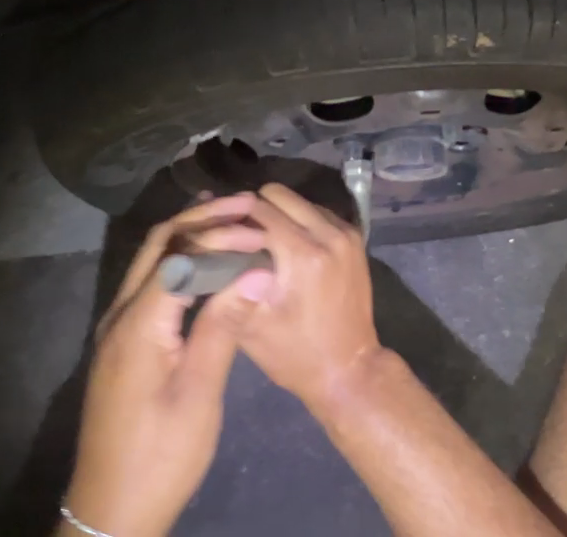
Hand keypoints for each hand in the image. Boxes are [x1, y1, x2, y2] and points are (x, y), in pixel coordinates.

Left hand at [64, 195, 268, 535]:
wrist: (111, 509)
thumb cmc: (162, 454)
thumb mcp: (200, 392)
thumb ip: (224, 324)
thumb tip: (257, 271)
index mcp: (137, 323)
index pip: (181, 254)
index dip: (223, 235)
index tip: (263, 232)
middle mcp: (120, 314)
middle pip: (160, 244)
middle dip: (204, 218)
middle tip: (249, 205)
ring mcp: (118, 327)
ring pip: (153, 260)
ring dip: (192, 235)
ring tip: (235, 219)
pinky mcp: (124, 341)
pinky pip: (152, 281)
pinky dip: (183, 261)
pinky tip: (211, 264)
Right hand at [235, 184, 384, 414]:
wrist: (348, 369)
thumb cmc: (295, 353)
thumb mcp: (252, 326)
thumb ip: (231, 280)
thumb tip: (211, 242)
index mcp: (303, 254)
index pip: (260, 210)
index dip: (234, 217)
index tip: (217, 228)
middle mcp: (329, 235)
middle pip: (281, 196)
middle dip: (256, 210)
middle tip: (238, 233)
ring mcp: (346, 235)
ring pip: (301, 201)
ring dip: (279, 213)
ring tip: (260, 239)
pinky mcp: (354, 240)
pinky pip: (319, 213)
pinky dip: (300, 220)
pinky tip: (285, 244)